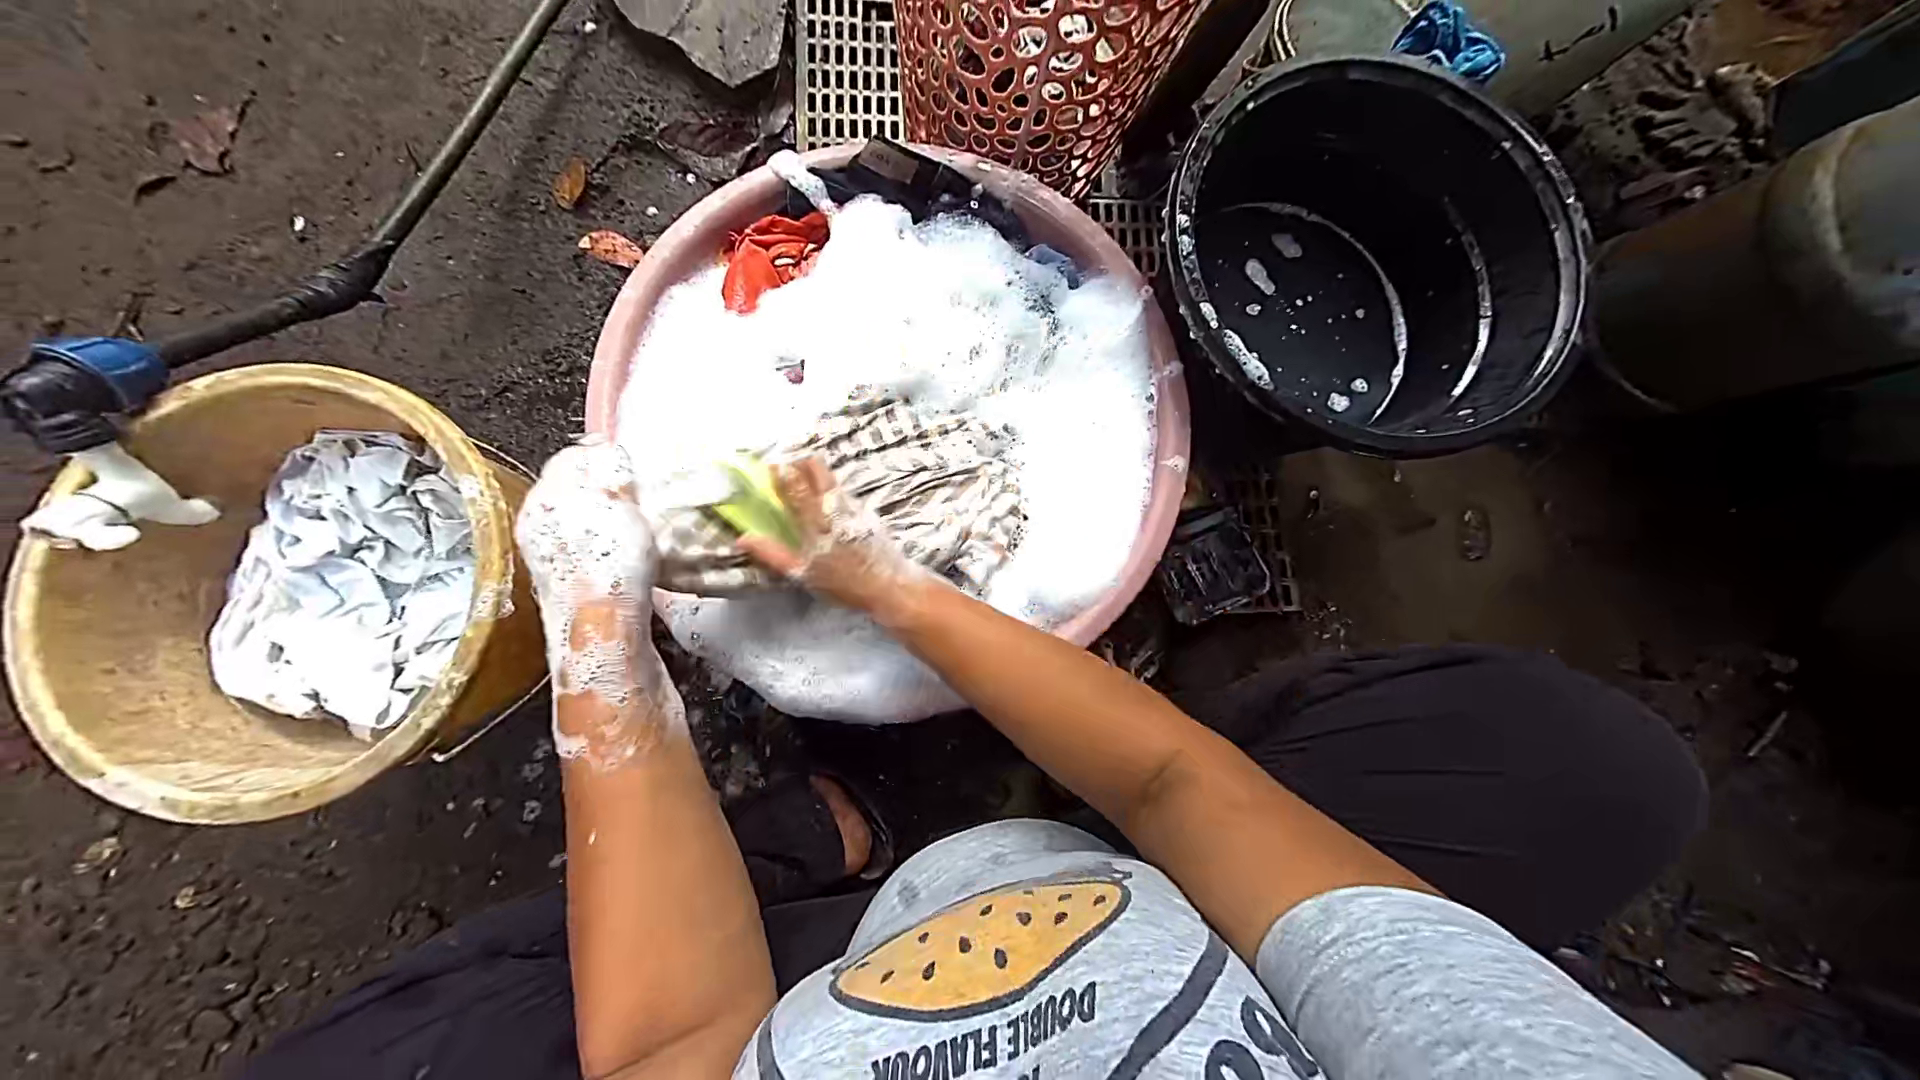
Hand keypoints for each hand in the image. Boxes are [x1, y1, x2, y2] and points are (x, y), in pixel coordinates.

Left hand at [517, 438, 682, 765]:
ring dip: (621, 512)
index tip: (638, 457)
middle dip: (613, 483)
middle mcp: (543, 534)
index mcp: (542, 509)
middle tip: (651, 484)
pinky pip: (604, 546)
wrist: (611, 644)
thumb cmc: (609, 573)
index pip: (570, 459)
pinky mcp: (586, 588)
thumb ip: (605, 470)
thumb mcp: (611, 505)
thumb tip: (605, 449)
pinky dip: (624, 539)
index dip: (605, 453)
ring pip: (593, 520)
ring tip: (654, 513)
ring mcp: (562, 564)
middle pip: (580, 491)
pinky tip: (647, 549)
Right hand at [736, 456, 939, 620]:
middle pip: (819, 471)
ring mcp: (853, 508)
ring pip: (833, 480)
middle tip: (790, 465)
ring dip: (818, 472)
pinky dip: (832, 489)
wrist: (888, 586)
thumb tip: (742, 538)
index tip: (772, 465)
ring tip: (806, 475)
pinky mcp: (867, 513)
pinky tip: (828, 497)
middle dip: (803, 463)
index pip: (796, 487)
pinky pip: (845, 493)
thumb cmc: (842, 584)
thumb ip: (773, 554)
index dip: (783, 473)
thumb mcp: (802, 573)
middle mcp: (834, 509)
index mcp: (815, 522)